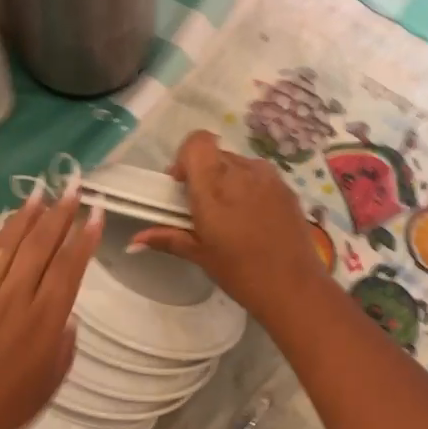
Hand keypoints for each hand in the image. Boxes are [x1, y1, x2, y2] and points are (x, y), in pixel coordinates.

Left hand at [0, 187, 103, 428]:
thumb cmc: (7, 410)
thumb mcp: (50, 384)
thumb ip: (63, 347)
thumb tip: (65, 317)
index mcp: (45, 321)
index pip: (69, 268)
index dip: (84, 239)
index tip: (95, 213)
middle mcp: (15, 298)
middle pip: (41, 247)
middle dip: (59, 215)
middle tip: (71, 189)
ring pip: (6, 245)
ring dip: (24, 218)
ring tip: (38, 195)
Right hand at [127, 131, 326, 315]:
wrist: (293, 286)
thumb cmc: (240, 272)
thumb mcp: (200, 255)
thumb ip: (168, 238)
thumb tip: (134, 242)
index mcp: (214, 185)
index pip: (197, 142)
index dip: (186, 157)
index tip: (183, 184)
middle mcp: (241, 171)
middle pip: (216, 155)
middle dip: (205, 175)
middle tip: (203, 208)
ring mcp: (268, 177)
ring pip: (239, 165)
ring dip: (229, 182)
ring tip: (231, 218)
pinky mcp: (287, 188)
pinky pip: (260, 178)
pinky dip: (250, 190)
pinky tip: (254, 222)